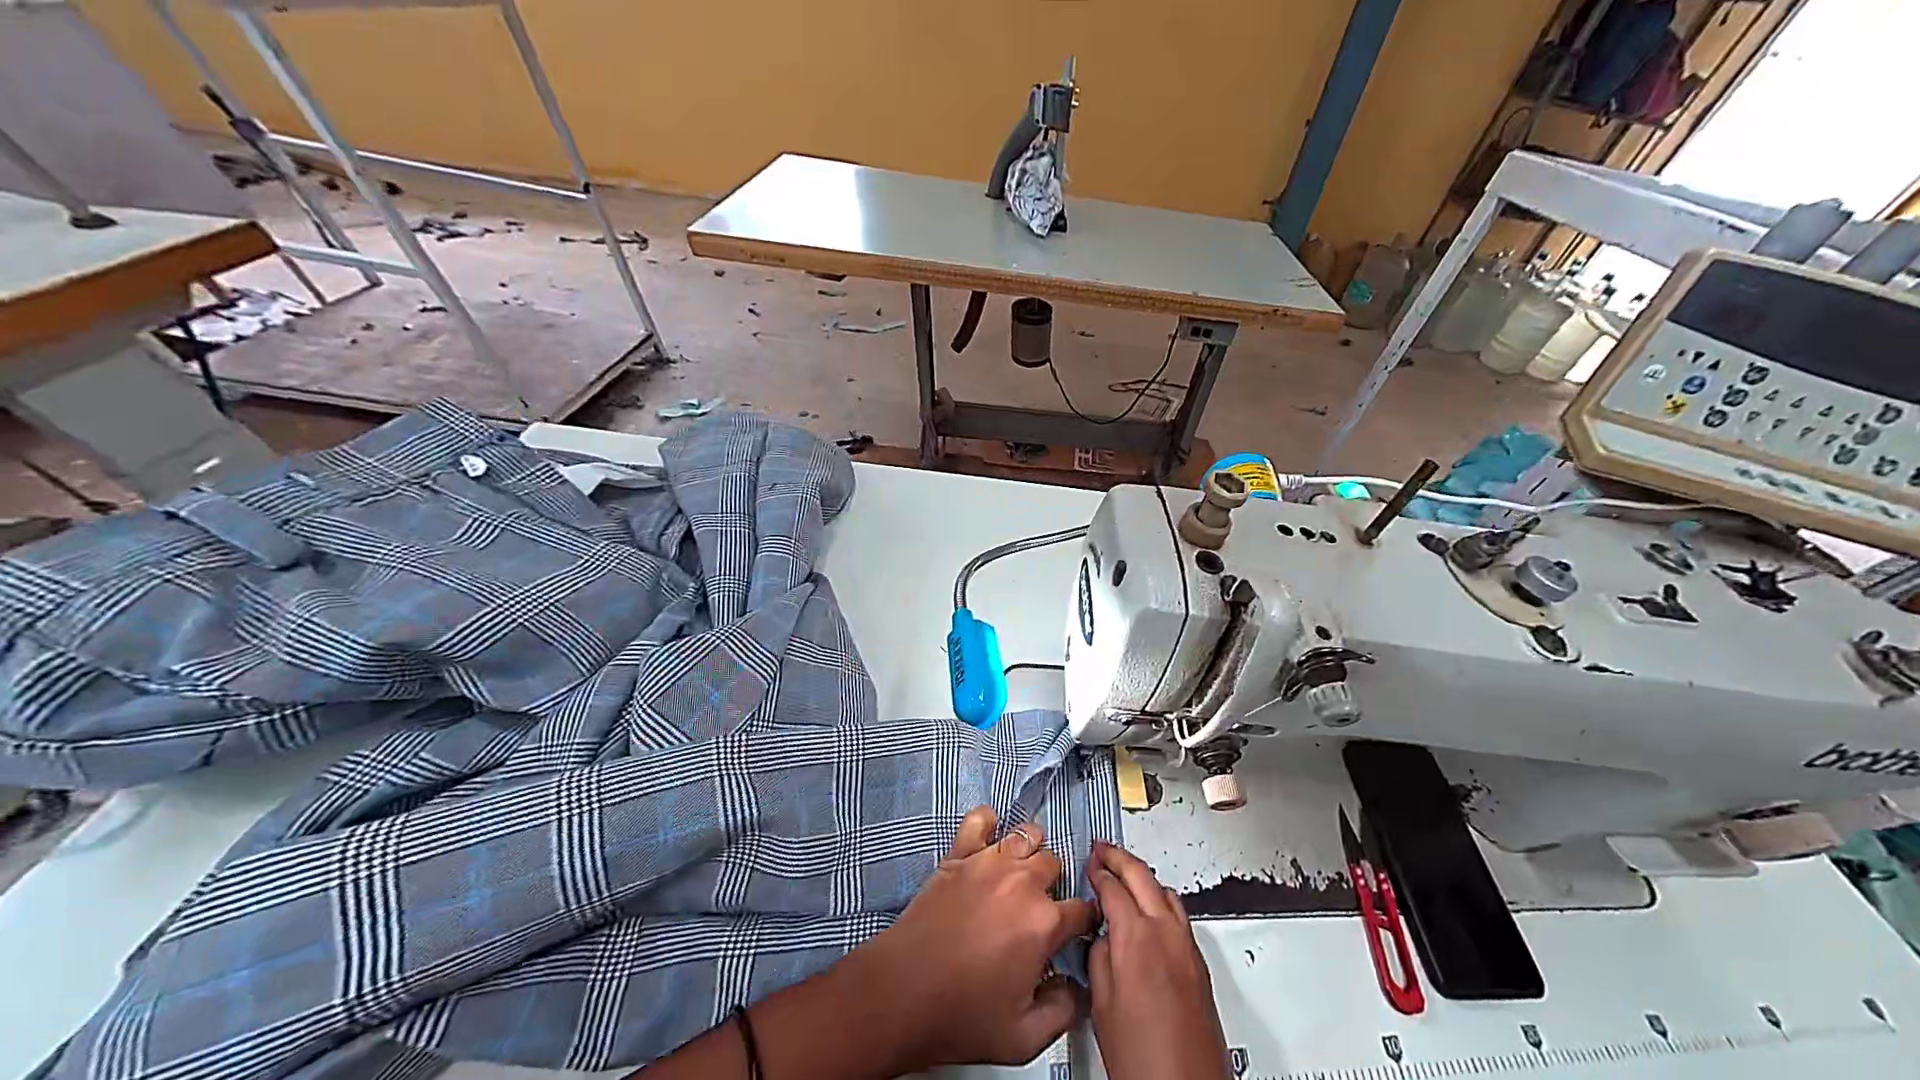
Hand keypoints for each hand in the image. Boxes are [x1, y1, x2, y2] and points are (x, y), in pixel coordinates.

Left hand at [835, 805, 1095, 1070]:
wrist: (902, 994)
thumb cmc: (959, 1014)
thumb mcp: (1023, 1038)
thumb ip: (1063, 1012)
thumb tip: (1075, 991)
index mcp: (1043, 924)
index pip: (1083, 910)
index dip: (1084, 921)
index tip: (1076, 930)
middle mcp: (1021, 884)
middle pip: (1054, 864)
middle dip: (1053, 884)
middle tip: (1040, 906)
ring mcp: (987, 864)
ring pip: (1027, 835)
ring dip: (1029, 852)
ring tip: (1019, 874)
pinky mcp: (958, 857)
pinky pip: (979, 820)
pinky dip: (988, 823)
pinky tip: (989, 840)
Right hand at [1087, 840, 1230, 1079]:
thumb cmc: (1145, 1062)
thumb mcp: (1102, 1003)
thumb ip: (1099, 956)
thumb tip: (1101, 937)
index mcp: (1136, 939)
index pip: (1113, 886)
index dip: (1098, 870)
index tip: (1089, 864)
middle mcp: (1166, 935)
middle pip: (1142, 876)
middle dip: (1119, 858)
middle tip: (1103, 850)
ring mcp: (1187, 948)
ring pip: (1164, 891)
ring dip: (1142, 876)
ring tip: (1124, 874)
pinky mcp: (1200, 966)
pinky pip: (1178, 915)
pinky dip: (1160, 900)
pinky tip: (1147, 910)